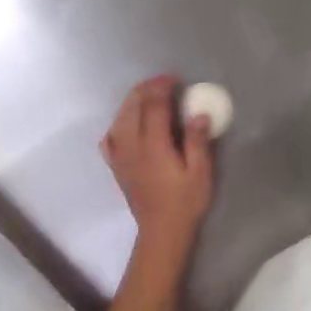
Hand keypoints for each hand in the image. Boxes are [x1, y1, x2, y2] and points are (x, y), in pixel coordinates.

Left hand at [101, 75, 214, 240]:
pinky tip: (125, 124)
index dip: (162, 87)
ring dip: (131, 102)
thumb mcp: (200, 172)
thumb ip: (197, 141)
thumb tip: (197, 113)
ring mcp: (121, 156)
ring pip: (119, 119)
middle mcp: (133, 146)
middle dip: (145, 89)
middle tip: (161, 82)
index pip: (155, 106)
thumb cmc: (186, 202)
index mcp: (155, 145)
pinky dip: (117, 125)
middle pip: (133, 107)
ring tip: (146, 95)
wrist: (162, 231)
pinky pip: (110, 139)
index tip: (174, 78)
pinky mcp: (117, 167)